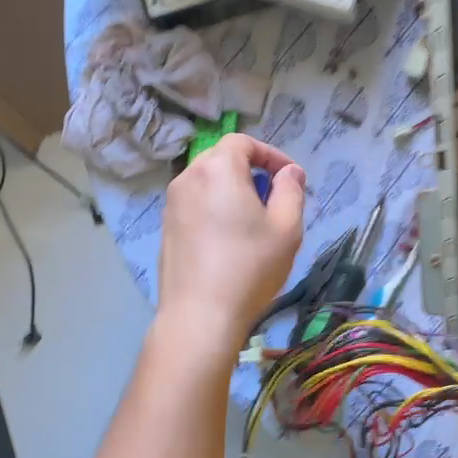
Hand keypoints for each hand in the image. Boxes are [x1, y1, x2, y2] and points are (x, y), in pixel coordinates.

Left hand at [155, 135, 305, 350]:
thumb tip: (290, 173)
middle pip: (221, 160)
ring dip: (231, 192)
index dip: (270, 154)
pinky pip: (194, 206)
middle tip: (274, 199)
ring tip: (253, 223)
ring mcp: (171, 205)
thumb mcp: (286, 228)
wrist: (200, 315)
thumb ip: (291, 192)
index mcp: (218, 169)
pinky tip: (229, 243)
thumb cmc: (249, 267)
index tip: (290, 178)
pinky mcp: (165, 230)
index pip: (243, 142)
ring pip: (206, 184)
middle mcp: (188, 178)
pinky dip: (214, 211)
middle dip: (250, 171)